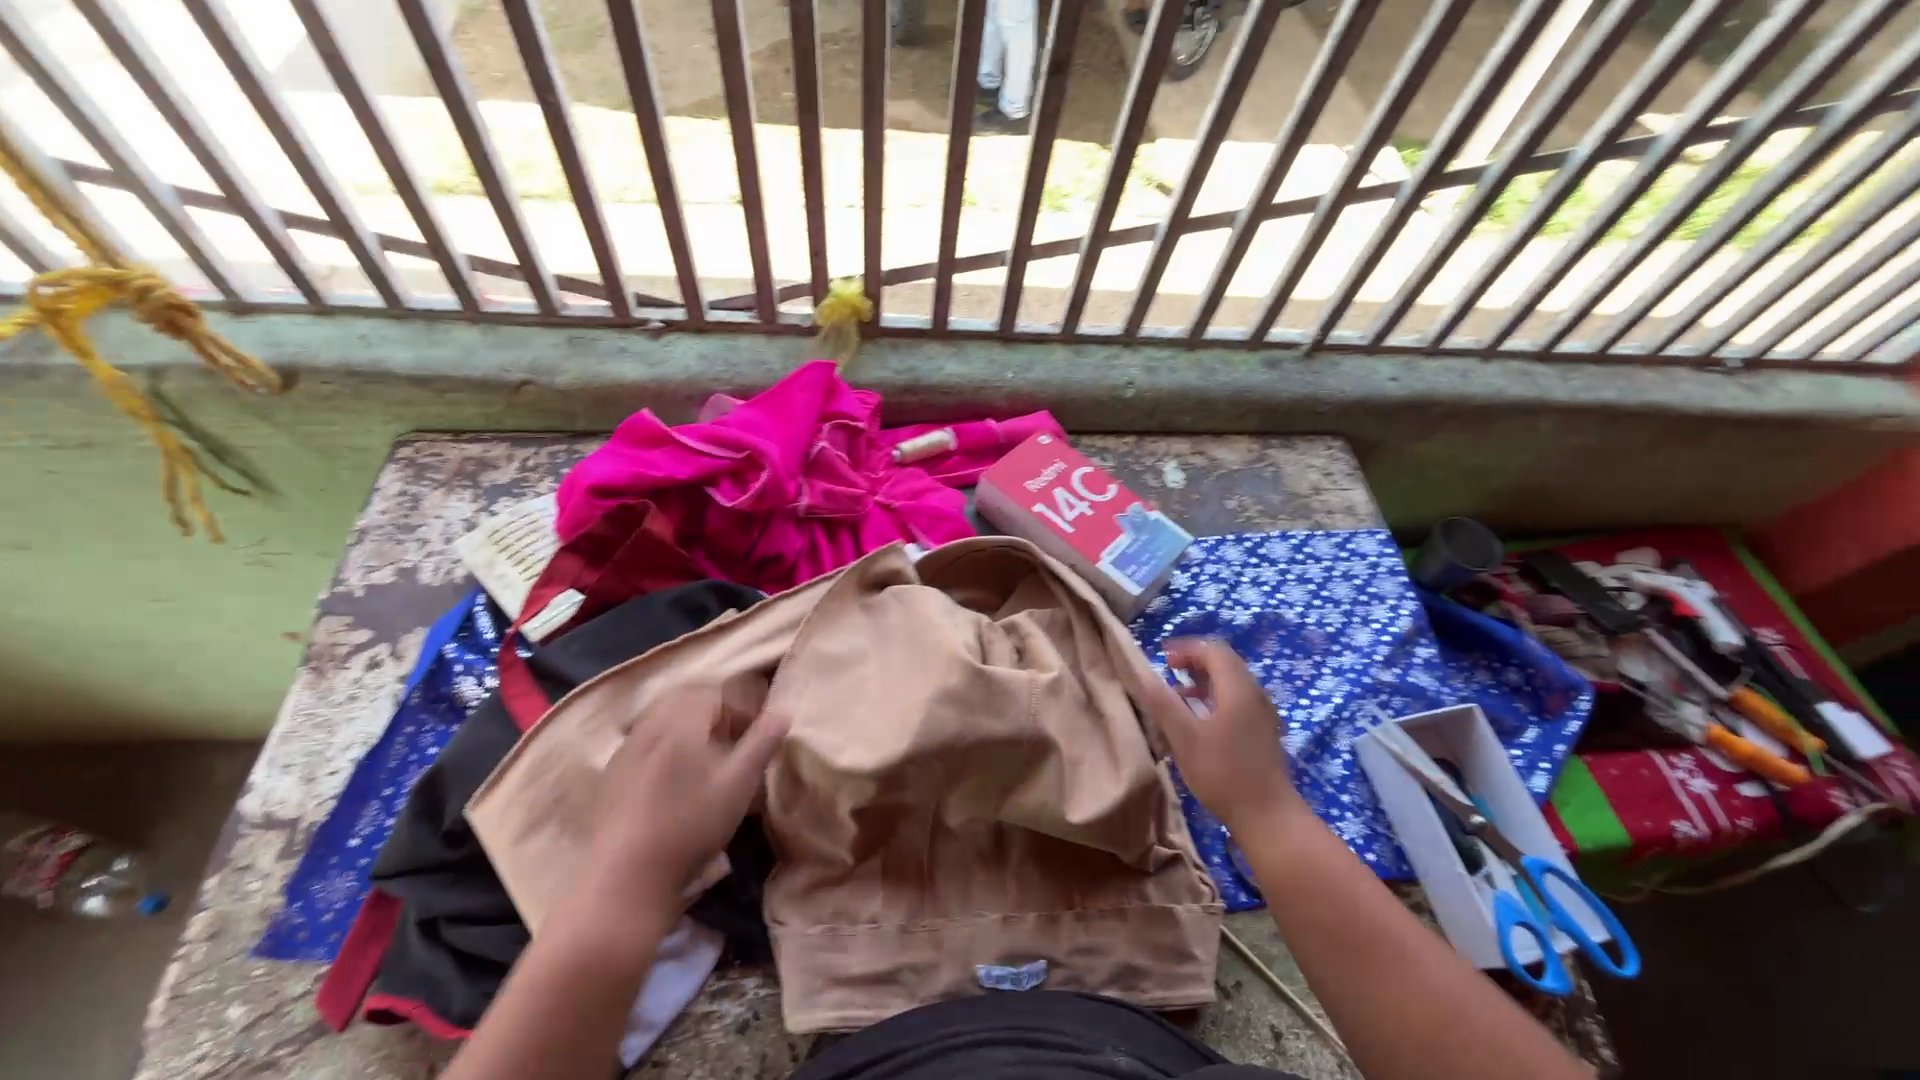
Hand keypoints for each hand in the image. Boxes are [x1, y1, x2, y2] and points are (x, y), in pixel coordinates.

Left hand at [584, 678, 787, 909]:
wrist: (628, 873)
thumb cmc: (691, 823)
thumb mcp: (739, 783)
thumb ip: (762, 743)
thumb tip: (782, 712)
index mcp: (680, 720)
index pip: (715, 693)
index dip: (741, 707)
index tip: (756, 733)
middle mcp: (649, 725)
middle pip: (685, 700)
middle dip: (715, 711)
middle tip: (734, 740)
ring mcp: (626, 749)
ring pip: (662, 719)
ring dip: (689, 727)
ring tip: (708, 759)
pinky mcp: (612, 774)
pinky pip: (645, 742)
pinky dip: (667, 746)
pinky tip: (675, 779)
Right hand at [1143, 638, 1305, 832]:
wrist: (1267, 815)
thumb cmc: (1223, 773)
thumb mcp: (1185, 737)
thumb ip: (1163, 702)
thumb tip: (1143, 673)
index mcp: (1238, 688)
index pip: (1214, 650)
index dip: (1187, 648)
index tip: (1162, 658)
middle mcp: (1255, 694)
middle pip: (1225, 662)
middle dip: (1195, 661)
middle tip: (1168, 671)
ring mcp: (1263, 713)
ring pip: (1232, 682)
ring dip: (1204, 681)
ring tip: (1178, 696)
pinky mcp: (1263, 731)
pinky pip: (1238, 700)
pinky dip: (1216, 698)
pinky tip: (1199, 720)